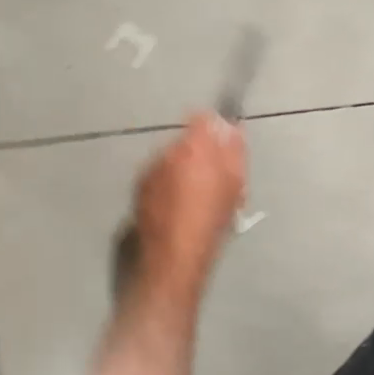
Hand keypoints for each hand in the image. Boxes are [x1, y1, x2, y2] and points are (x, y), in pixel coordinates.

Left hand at [133, 112, 246, 295]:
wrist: (173, 256)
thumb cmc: (211, 220)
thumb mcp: (235, 185)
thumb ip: (234, 150)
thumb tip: (233, 128)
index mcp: (193, 146)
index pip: (203, 118)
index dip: (216, 128)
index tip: (226, 144)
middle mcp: (166, 151)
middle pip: (187, 140)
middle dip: (201, 152)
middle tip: (218, 178)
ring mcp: (149, 170)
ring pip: (172, 159)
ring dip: (184, 169)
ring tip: (198, 197)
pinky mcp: (138, 190)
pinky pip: (159, 177)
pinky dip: (169, 185)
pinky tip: (180, 207)